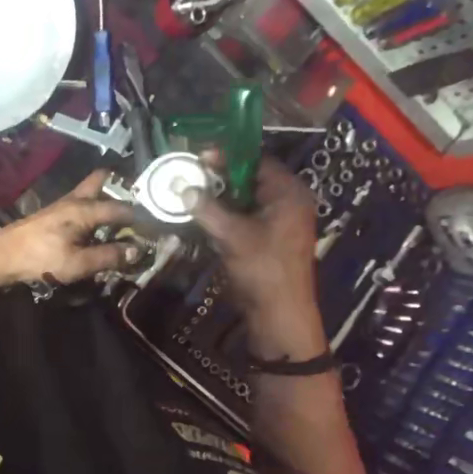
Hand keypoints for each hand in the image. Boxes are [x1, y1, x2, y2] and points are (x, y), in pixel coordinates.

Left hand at [0, 170, 138, 285]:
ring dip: (104, 197)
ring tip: (120, 214)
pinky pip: (79, 204)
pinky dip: (92, 208)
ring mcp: (61, 205)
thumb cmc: (41, 258)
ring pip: (88, 192)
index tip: (154, 223)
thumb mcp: (78, 263)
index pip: (121, 208)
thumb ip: (108, 256)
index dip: (139, 216)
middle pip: (100, 182)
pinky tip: (94, 225)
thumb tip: (136, 251)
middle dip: (118, 186)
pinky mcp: (52, 215)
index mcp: (85, 210)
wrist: (2, 256)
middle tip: (135, 200)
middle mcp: (75, 201)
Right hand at [189, 158, 324, 358]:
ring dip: (223, 199)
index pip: (258, 161)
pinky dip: (230, 217)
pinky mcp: (273, 241)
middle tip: (192, 177)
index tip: (200, 158)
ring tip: (194, 196)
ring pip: (248, 201)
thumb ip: (207, 209)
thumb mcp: (232, 235)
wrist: (281, 316)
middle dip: (221, 178)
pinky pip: (249, 219)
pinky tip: (206, 219)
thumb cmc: (263, 269)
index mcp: (289, 193)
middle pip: (252, 180)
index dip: (228, 157)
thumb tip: (183, 189)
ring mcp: (282, 223)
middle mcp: (289, 203)